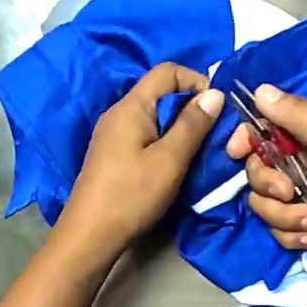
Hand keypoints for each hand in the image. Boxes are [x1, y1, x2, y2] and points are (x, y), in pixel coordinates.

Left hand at [56, 64, 223, 258]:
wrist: (90, 235)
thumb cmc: (131, 195)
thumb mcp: (170, 160)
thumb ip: (192, 124)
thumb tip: (214, 92)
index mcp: (131, 106)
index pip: (167, 71)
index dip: (197, 81)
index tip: (216, 110)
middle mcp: (118, 113)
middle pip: (161, 93)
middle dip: (191, 107)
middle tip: (212, 135)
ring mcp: (112, 135)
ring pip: (154, 116)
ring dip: (180, 128)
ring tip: (197, 152)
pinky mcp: (112, 154)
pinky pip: (144, 135)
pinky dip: (164, 142)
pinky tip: (174, 165)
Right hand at [226, 84, 306, 267]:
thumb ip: (296, 113)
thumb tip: (260, 88)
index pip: (265, 126)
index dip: (246, 138)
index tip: (237, 152)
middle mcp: (305, 161)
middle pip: (256, 169)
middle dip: (269, 185)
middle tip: (290, 192)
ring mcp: (304, 194)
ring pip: (264, 203)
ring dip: (286, 215)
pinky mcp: (305, 224)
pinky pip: (277, 227)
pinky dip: (295, 233)